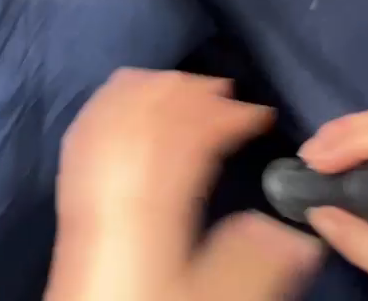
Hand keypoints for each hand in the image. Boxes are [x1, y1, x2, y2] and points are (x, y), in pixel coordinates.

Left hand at [47, 68, 323, 300]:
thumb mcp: (209, 297)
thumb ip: (252, 264)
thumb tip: (296, 232)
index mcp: (149, 196)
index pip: (191, 132)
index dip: (229, 115)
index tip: (263, 114)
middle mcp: (113, 170)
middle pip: (152, 106)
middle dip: (194, 91)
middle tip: (232, 95)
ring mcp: (85, 171)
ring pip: (119, 104)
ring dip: (158, 87)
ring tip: (190, 88)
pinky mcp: (70, 181)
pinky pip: (89, 118)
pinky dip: (117, 95)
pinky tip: (129, 93)